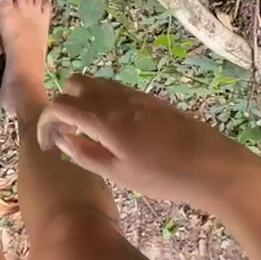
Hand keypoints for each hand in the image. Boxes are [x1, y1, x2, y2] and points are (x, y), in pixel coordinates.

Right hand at [35, 74, 260, 212]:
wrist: (215, 167)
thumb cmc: (163, 177)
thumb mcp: (119, 174)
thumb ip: (84, 154)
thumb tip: (61, 139)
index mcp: (103, 119)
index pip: (59, 105)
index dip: (45, 122)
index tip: (47, 143)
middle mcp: (115, 98)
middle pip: (73, 83)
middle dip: (63, 103)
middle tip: (69, 132)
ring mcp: (134, 95)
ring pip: (95, 82)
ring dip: (83, 100)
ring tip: (90, 131)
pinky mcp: (150, 98)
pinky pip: (115, 89)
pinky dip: (103, 101)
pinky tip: (115, 129)